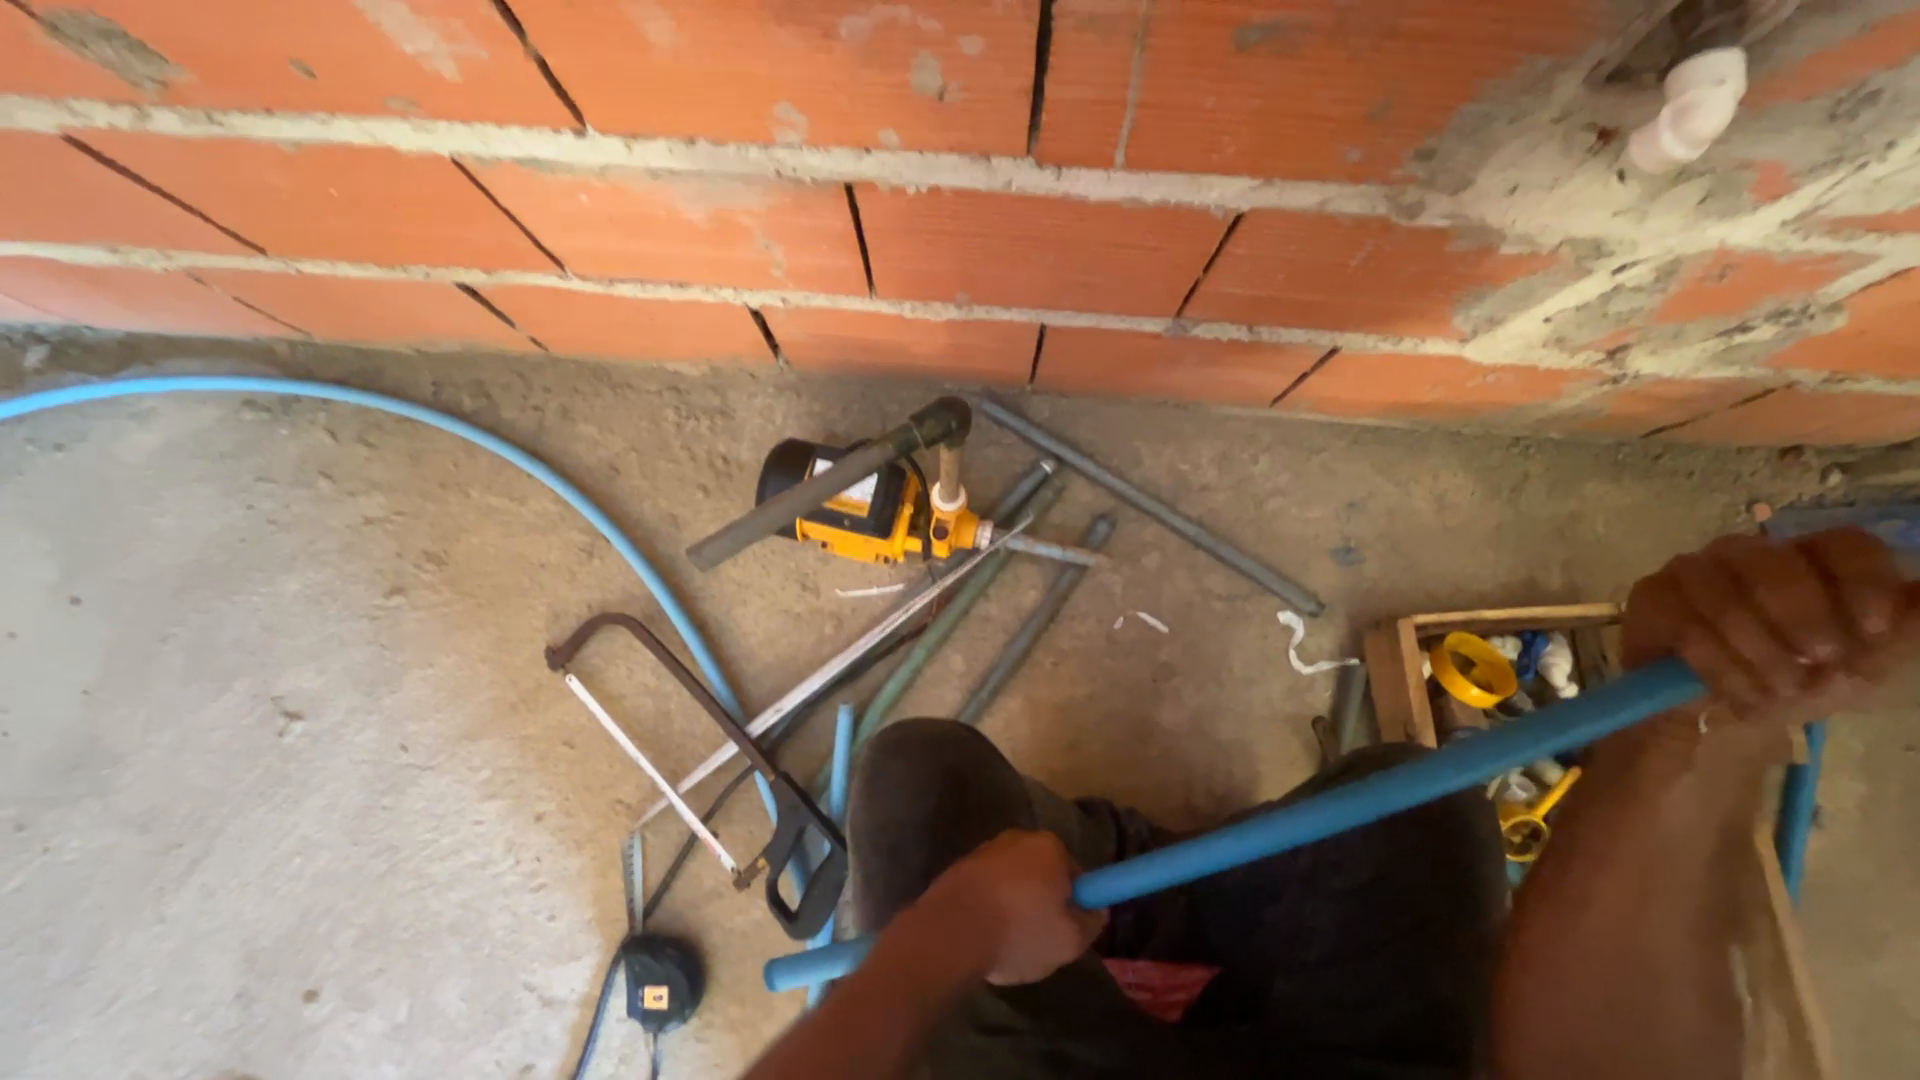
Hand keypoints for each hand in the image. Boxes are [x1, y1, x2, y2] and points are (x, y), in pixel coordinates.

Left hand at [922, 829, 1107, 985]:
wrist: (950, 932)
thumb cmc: (1020, 931)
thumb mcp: (1070, 941)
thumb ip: (1090, 923)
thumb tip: (1096, 910)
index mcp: (1050, 847)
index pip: (1075, 873)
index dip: (1076, 903)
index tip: (1067, 927)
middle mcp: (1017, 838)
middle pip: (1042, 874)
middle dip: (1043, 902)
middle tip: (1040, 938)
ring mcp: (984, 851)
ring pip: (1012, 882)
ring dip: (1013, 905)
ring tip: (1007, 942)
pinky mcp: (958, 868)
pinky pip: (986, 890)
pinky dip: (988, 908)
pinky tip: (983, 935)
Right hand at [1623, 527, 1919, 730]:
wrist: (1718, 709)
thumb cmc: (1796, 678)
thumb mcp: (1866, 664)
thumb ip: (1905, 630)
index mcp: (1806, 559)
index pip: (1842, 543)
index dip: (1863, 582)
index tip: (1875, 633)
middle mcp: (1745, 553)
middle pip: (1775, 564)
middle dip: (1803, 620)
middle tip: (1819, 665)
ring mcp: (1689, 570)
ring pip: (1725, 599)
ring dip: (1760, 652)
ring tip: (1780, 691)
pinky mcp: (1649, 597)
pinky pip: (1685, 626)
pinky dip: (1721, 667)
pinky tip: (1741, 694)